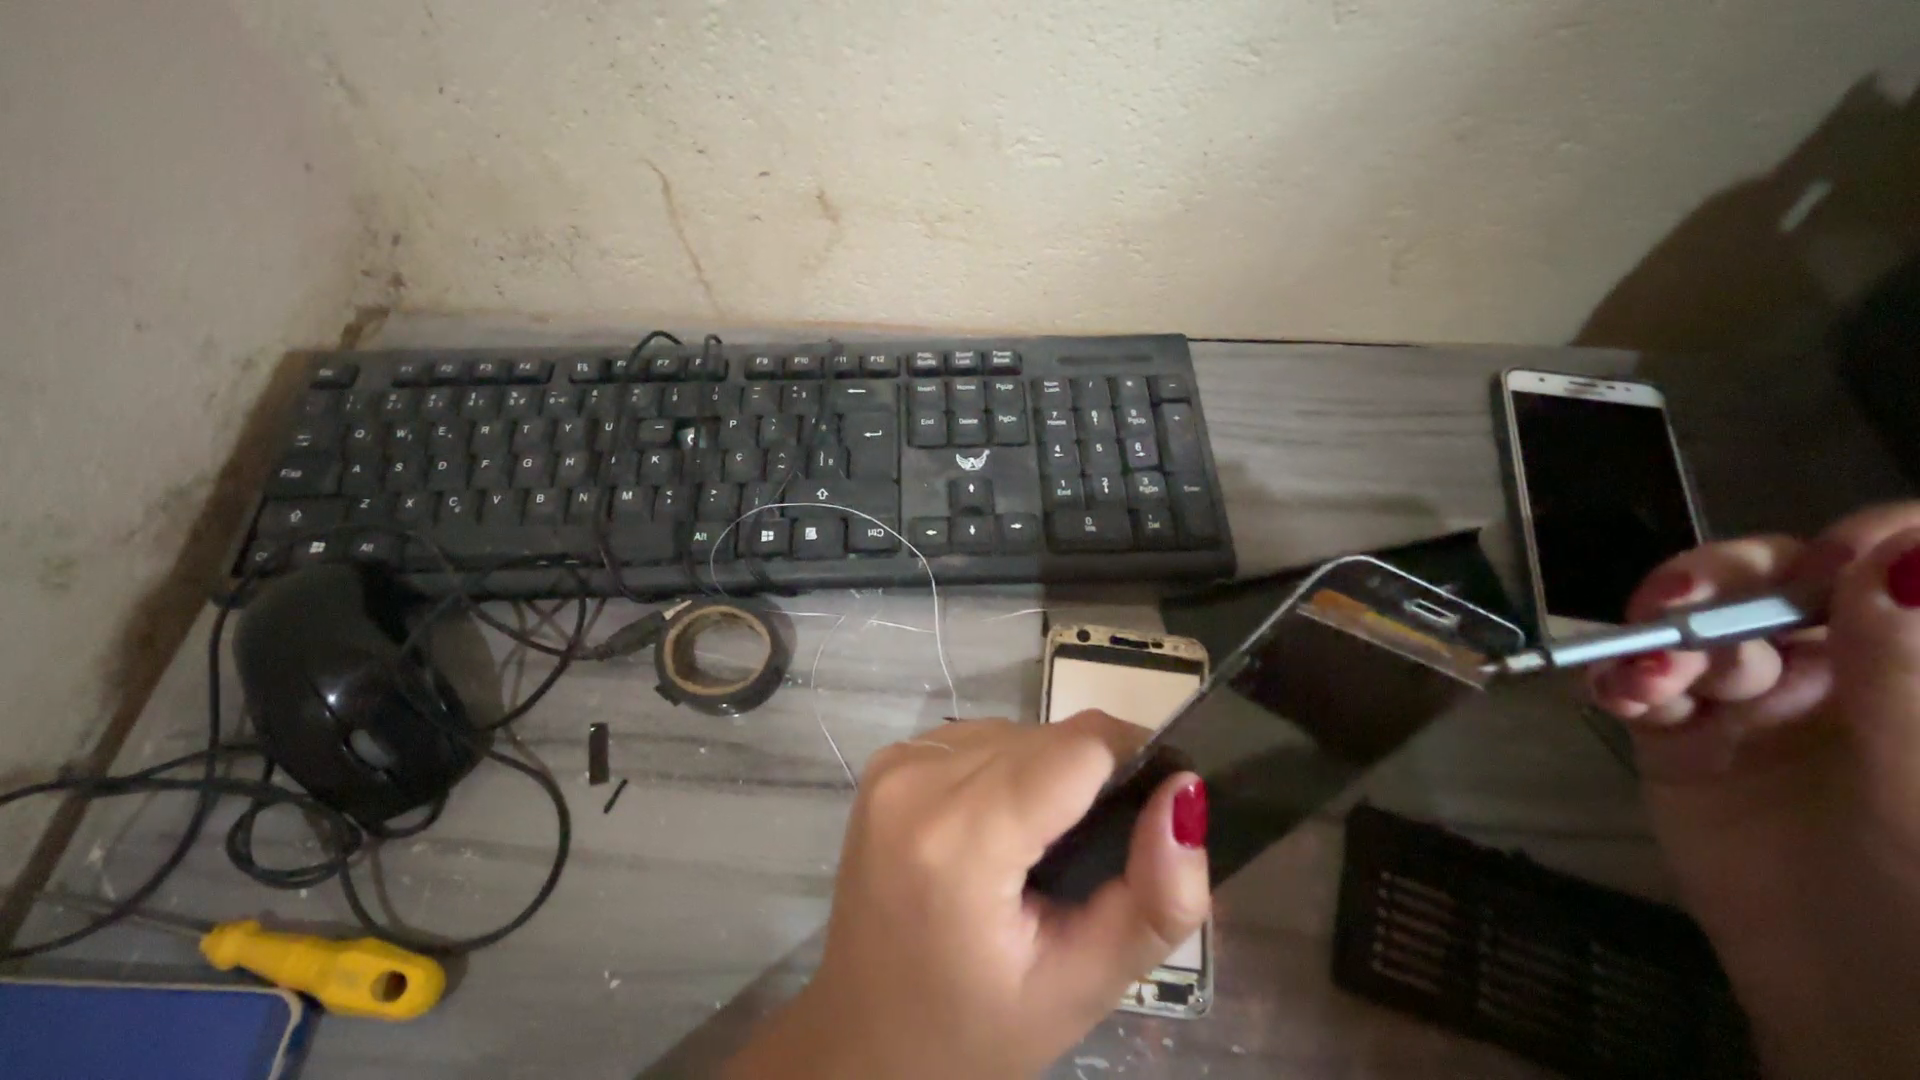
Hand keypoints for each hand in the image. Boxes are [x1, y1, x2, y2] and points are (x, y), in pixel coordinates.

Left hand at [723, 711, 1209, 1078]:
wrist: (865, 1039)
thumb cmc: (977, 1027)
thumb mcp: (1084, 986)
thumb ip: (1155, 898)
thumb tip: (1186, 794)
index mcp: (958, 838)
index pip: (1078, 747)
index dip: (1133, 762)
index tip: (1154, 809)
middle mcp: (918, 779)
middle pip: (1049, 737)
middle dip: (1090, 780)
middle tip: (1094, 857)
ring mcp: (896, 764)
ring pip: (1017, 732)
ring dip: (1049, 775)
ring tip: (1043, 852)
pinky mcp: (886, 762)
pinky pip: (980, 739)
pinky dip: (1008, 772)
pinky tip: (1000, 832)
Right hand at [1587, 502, 1919, 1079]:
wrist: (1859, 999)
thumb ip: (1904, 669)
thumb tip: (1896, 549)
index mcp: (1919, 659)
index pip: (1893, 560)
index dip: (1861, 544)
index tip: (1824, 568)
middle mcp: (1842, 663)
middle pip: (1777, 581)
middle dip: (1724, 583)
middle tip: (1683, 604)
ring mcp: (1756, 699)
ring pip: (1697, 628)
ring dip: (1662, 638)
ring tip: (1649, 682)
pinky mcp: (1684, 736)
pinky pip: (1643, 685)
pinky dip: (1623, 680)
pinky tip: (1623, 696)